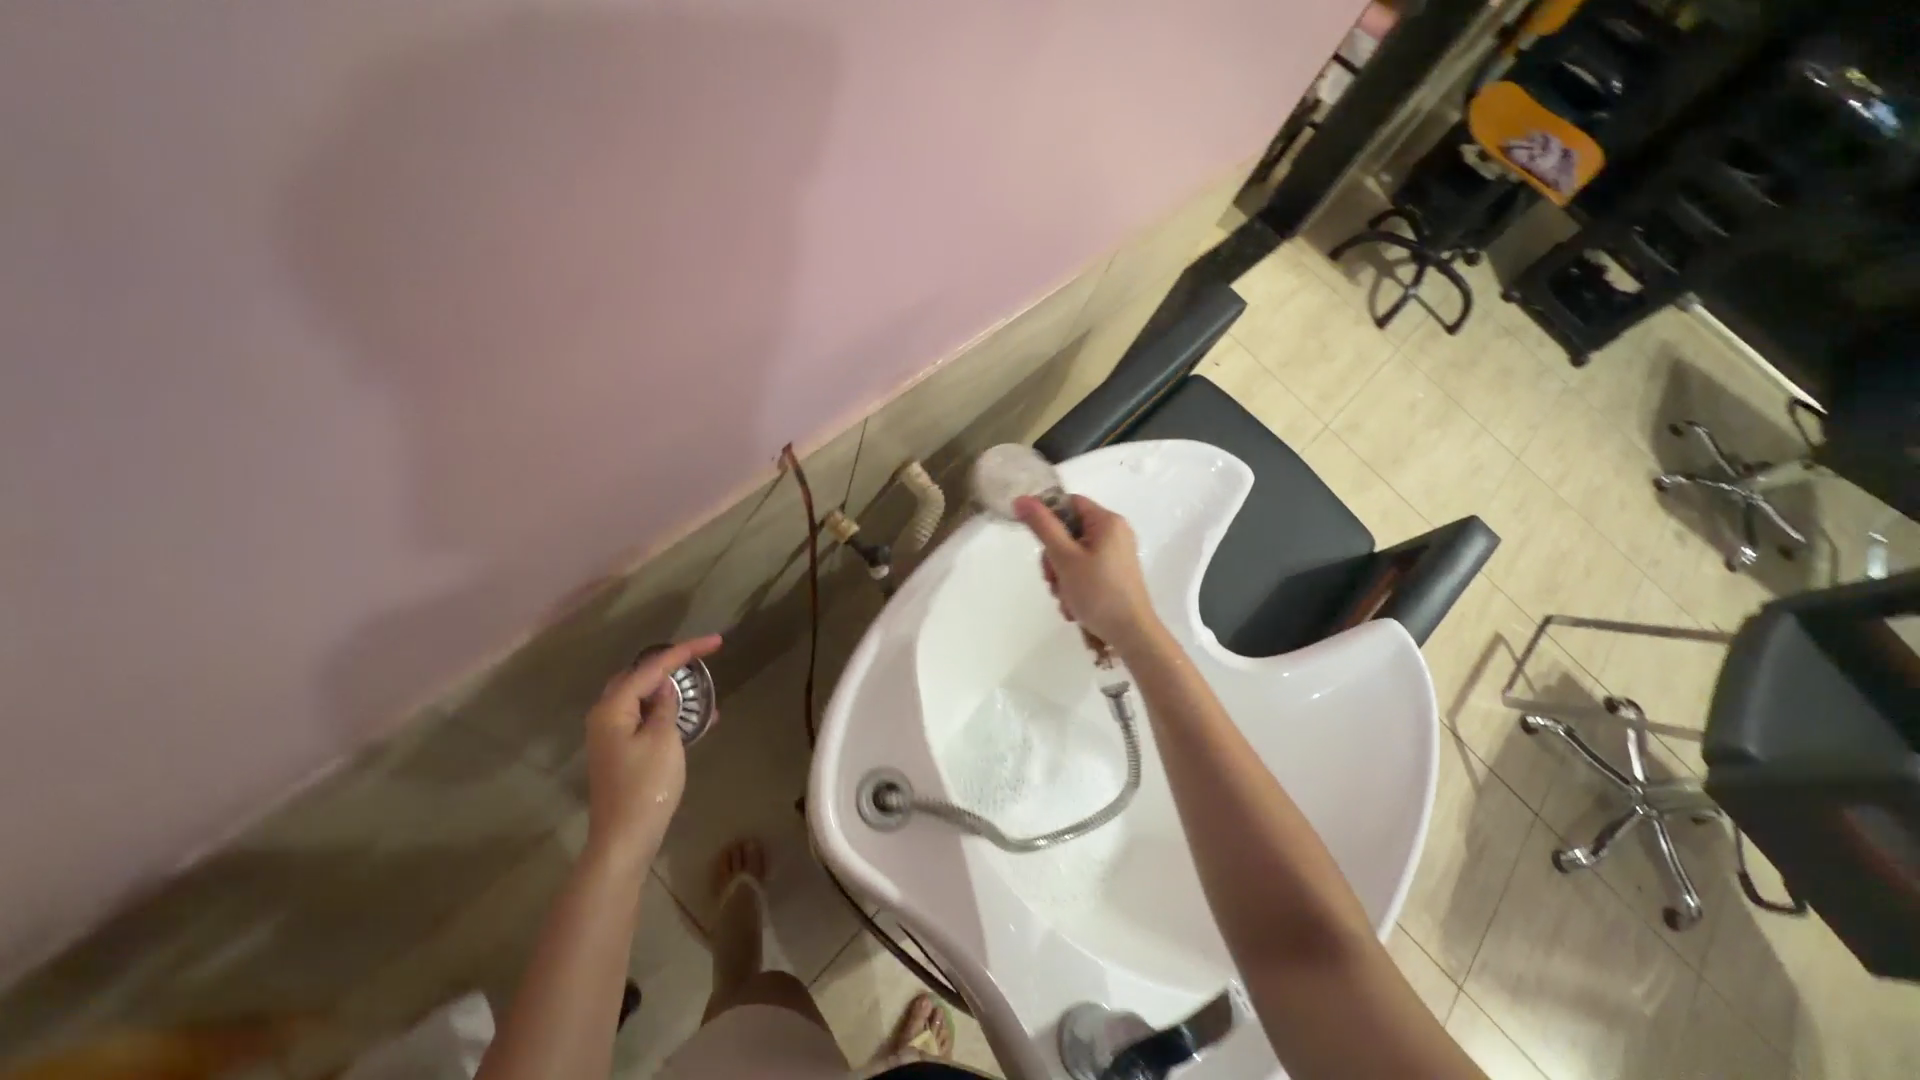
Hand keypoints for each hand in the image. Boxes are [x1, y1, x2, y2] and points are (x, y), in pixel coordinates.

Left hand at [583, 634, 721, 867]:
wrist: (625, 839)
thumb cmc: (646, 786)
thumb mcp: (664, 741)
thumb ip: (666, 708)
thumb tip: (666, 688)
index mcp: (612, 708)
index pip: (651, 668)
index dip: (684, 652)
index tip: (715, 642)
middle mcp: (605, 717)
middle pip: (638, 679)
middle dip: (669, 667)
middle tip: (701, 661)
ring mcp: (610, 737)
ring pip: (641, 700)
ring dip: (669, 692)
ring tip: (700, 689)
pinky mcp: (620, 754)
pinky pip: (644, 720)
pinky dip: (666, 714)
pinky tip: (692, 720)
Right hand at [1013, 494, 1162, 652]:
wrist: (1132, 633)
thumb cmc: (1098, 592)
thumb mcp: (1065, 558)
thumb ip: (1042, 526)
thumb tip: (1021, 499)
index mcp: (1107, 521)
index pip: (1069, 503)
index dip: (1048, 518)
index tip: (1037, 543)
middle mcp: (1114, 533)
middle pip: (1069, 532)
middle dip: (1054, 558)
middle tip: (1052, 580)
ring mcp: (1116, 555)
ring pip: (1073, 555)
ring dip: (1061, 577)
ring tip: (1065, 599)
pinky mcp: (1115, 574)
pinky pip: (1085, 570)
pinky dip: (1075, 586)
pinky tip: (1074, 606)